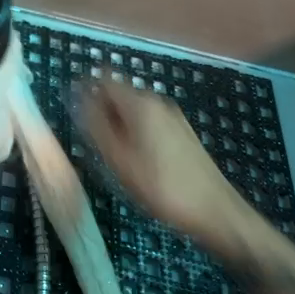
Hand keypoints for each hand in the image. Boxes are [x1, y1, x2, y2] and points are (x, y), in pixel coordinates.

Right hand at [78, 79, 257, 257]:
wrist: (218, 213)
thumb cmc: (162, 187)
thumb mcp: (119, 160)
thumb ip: (95, 126)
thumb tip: (78, 100)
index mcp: (139, 103)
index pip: (103, 79)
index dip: (85, 92)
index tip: (76, 117)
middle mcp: (157, 102)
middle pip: (119, 95)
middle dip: (103, 113)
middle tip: (97, 146)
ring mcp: (174, 117)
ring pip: (134, 112)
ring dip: (120, 127)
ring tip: (118, 160)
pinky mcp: (184, 134)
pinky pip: (150, 124)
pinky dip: (138, 135)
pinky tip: (141, 165)